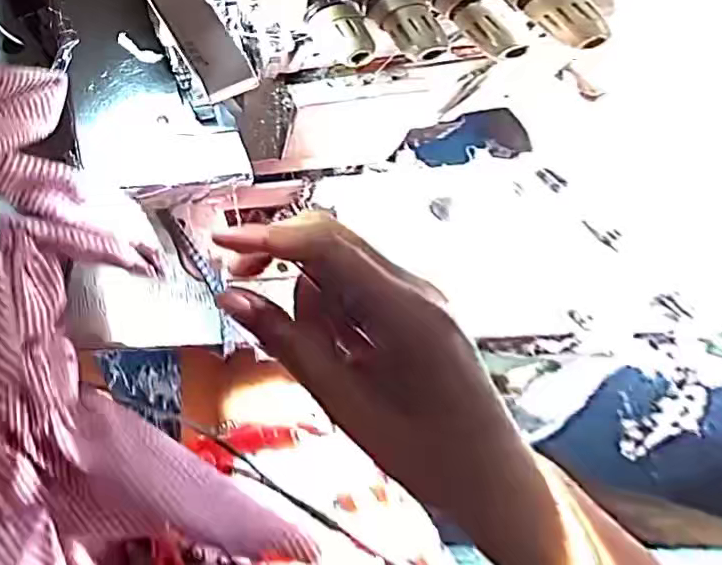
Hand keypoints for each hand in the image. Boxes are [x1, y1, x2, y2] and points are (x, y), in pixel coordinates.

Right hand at [212, 213, 564, 564]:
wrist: (497, 486)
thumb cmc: (430, 455)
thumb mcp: (344, 401)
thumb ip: (284, 341)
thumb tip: (232, 297)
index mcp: (405, 309)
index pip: (325, 244)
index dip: (267, 236)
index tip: (223, 240)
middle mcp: (414, 288)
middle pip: (329, 237)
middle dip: (279, 250)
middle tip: (241, 275)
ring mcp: (415, 293)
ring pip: (336, 259)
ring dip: (306, 288)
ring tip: (316, 348)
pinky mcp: (409, 303)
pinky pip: (352, 281)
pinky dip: (326, 302)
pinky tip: (336, 346)